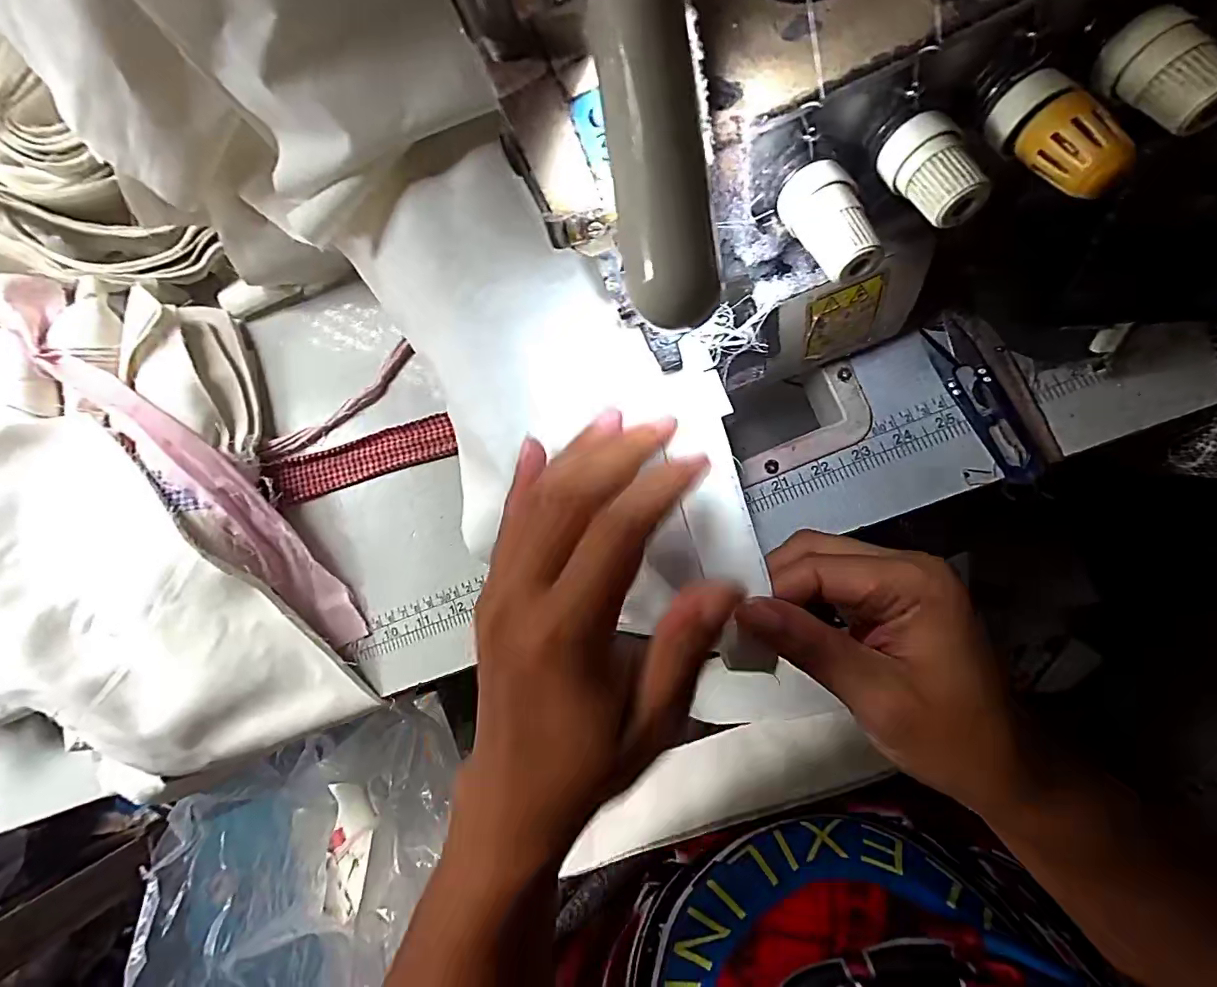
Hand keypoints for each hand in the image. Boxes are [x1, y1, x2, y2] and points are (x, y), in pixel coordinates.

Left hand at [457, 411, 744, 871]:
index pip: (614, 534)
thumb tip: (726, 584)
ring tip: (612, 417)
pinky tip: (538, 448)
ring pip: (536, 504)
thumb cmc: (589, 765)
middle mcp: (522, 598)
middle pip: (569, 502)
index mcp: (566, 630)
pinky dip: (526, 482)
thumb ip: (685, 647)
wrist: (509, 800)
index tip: (692, 459)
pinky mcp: (490, 595)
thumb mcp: (652, 720)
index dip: (656, 488)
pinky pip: (507, 527)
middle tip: (660, 424)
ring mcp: (498, 593)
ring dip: (576, 455)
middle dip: (618, 455)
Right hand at [733, 531, 1029, 813]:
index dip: (771, 591)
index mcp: (911, 580)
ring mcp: (900, 579)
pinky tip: (788, 631)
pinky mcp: (892, 597)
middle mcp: (905, 564)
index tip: (733, 626)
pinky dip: (806, 603)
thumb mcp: (874, 695)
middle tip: (741, 627)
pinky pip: (835, 585)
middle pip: (816, 552)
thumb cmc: (949, 738)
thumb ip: (809, 645)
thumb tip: (745, 610)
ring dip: (786, 593)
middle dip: (774, 585)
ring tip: (757, 630)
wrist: (1005, 767)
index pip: (818, 566)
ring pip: (820, 564)